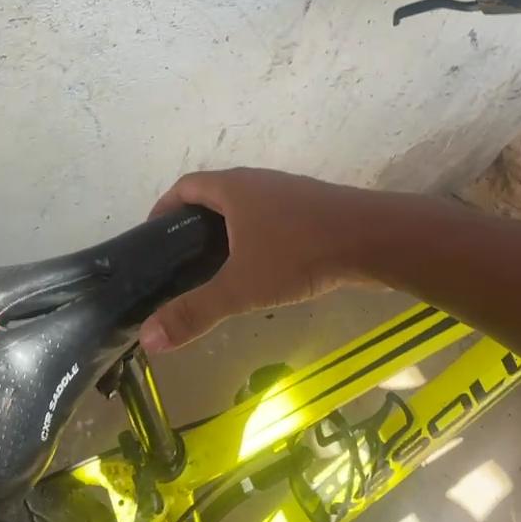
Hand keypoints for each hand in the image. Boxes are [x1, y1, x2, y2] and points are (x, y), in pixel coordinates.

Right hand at [140, 169, 400, 351]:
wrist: (373, 239)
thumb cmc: (299, 253)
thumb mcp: (242, 286)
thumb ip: (195, 311)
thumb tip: (147, 339)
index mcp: (232, 187)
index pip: (184, 186)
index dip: (163, 209)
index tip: (152, 239)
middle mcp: (256, 182)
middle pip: (212, 196)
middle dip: (192, 226)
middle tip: (180, 264)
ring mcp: (286, 194)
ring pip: (243, 209)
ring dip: (225, 233)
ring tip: (215, 272)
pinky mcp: (310, 210)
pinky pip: (269, 219)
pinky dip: (254, 239)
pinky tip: (260, 271)